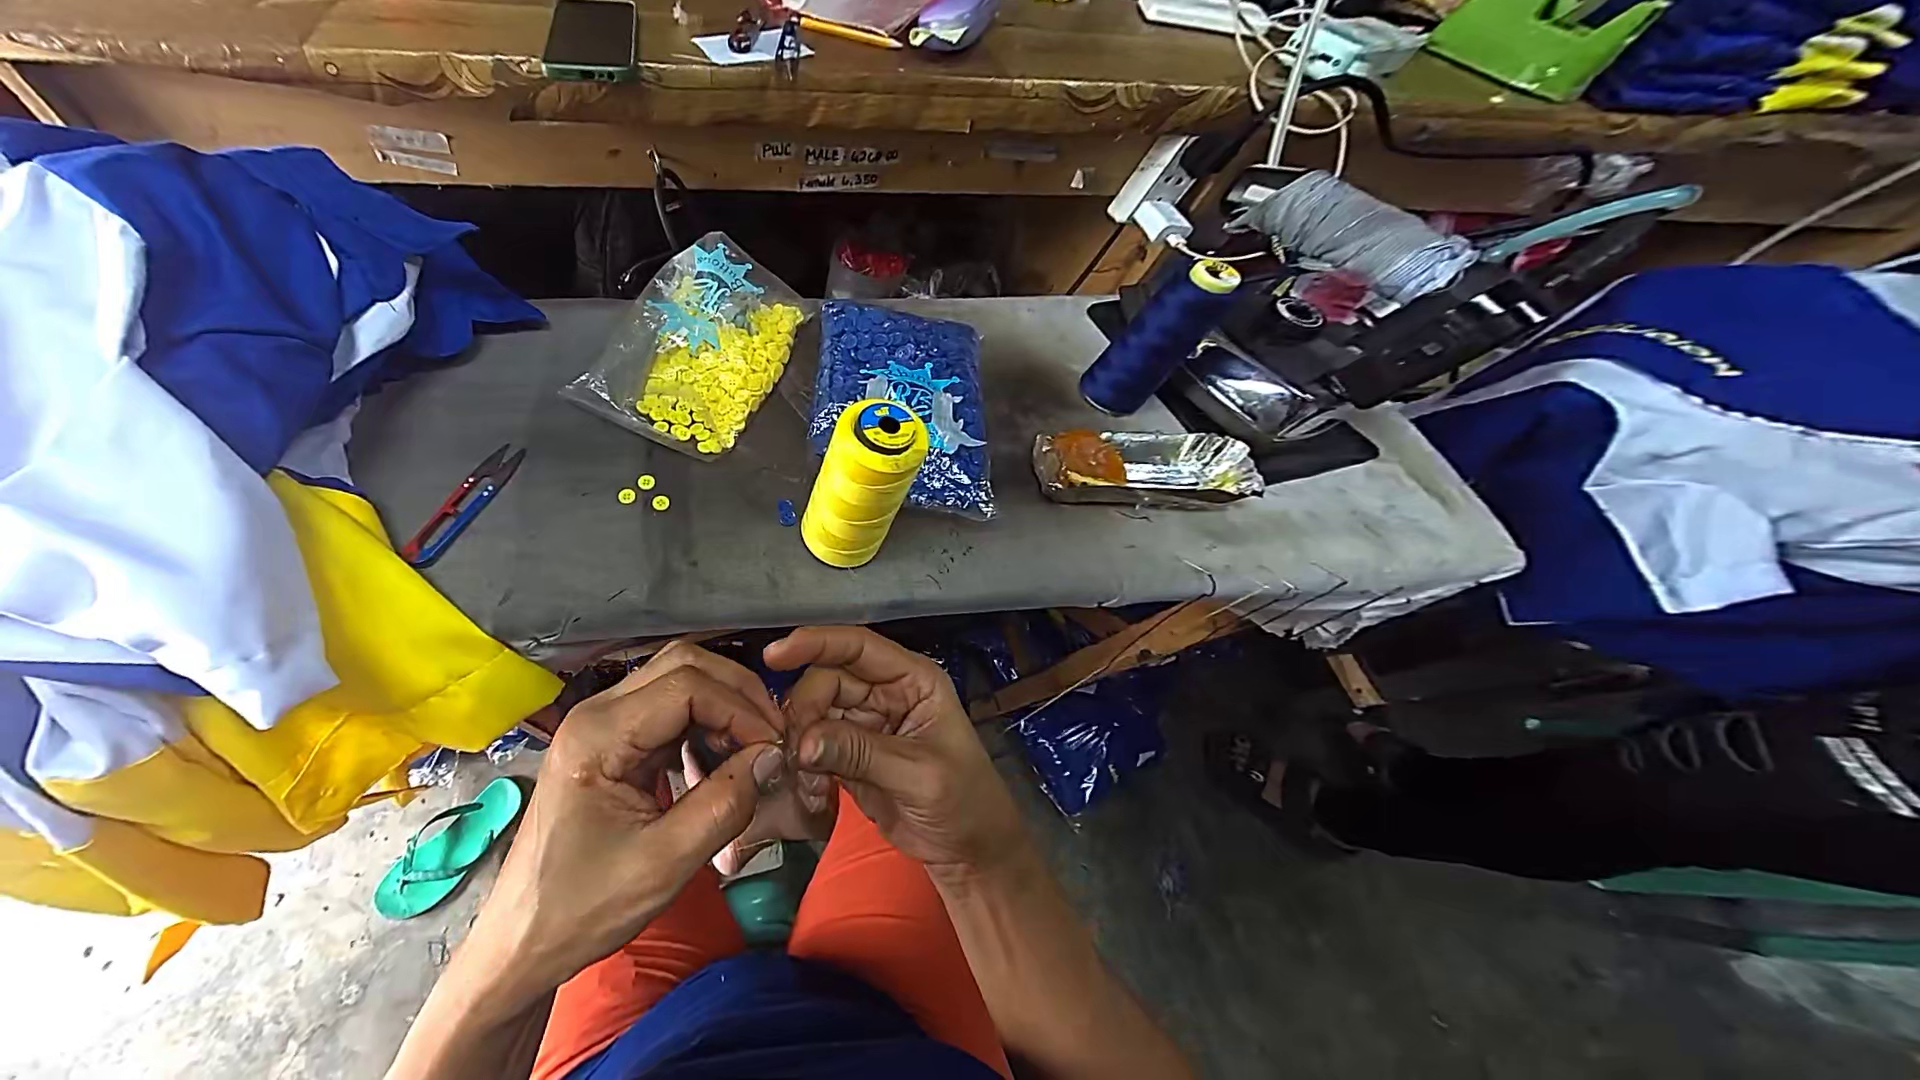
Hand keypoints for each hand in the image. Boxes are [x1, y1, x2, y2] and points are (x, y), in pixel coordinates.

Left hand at [472, 641, 788, 1000]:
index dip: (741, 709)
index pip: (688, 686)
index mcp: (598, 735)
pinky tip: (725, 754)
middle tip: (772, 733)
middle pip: (685, 664)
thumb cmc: (584, 907)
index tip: (774, 747)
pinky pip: (673, 706)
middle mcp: (597, 713)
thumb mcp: (665, 863)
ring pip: (681, 677)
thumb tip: (773, 755)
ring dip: (726, 702)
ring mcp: (603, 722)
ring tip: (755, 742)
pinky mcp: (615, 738)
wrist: (523, 942)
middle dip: (739, 692)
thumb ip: (725, 803)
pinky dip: (709, 720)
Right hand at [764, 626, 1026, 881]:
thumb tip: (804, 742)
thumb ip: (861, 752)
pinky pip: (813, 745)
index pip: (858, 647)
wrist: (967, 848)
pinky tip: (813, 794)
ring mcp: (866, 721)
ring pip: (814, 712)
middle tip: (799, 755)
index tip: (774, 655)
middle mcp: (886, 691)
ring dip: (801, 743)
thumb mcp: (919, 774)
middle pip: (827, 680)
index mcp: (913, 679)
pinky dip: (804, 766)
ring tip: (809, 783)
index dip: (816, 644)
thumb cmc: (963, 800)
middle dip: (805, 711)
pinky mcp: (849, 752)